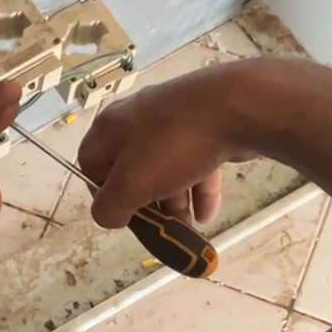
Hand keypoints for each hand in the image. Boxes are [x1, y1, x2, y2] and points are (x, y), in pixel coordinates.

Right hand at [77, 59, 266, 228]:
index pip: (91, 168)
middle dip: (147, 204)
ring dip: (174, 202)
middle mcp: (135, 119)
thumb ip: (109, 208)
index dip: (105, 196)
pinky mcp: (203, 120)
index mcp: (109, 129)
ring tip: (191, 226)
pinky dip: (197, 186)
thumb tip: (109, 215)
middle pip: (131, 171)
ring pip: (164, 168)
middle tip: (162, 227)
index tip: (126, 215)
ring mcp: (171, 117)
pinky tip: (208, 212)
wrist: (240, 104)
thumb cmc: (174, 146)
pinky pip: (192, 158)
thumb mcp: (130, 186)